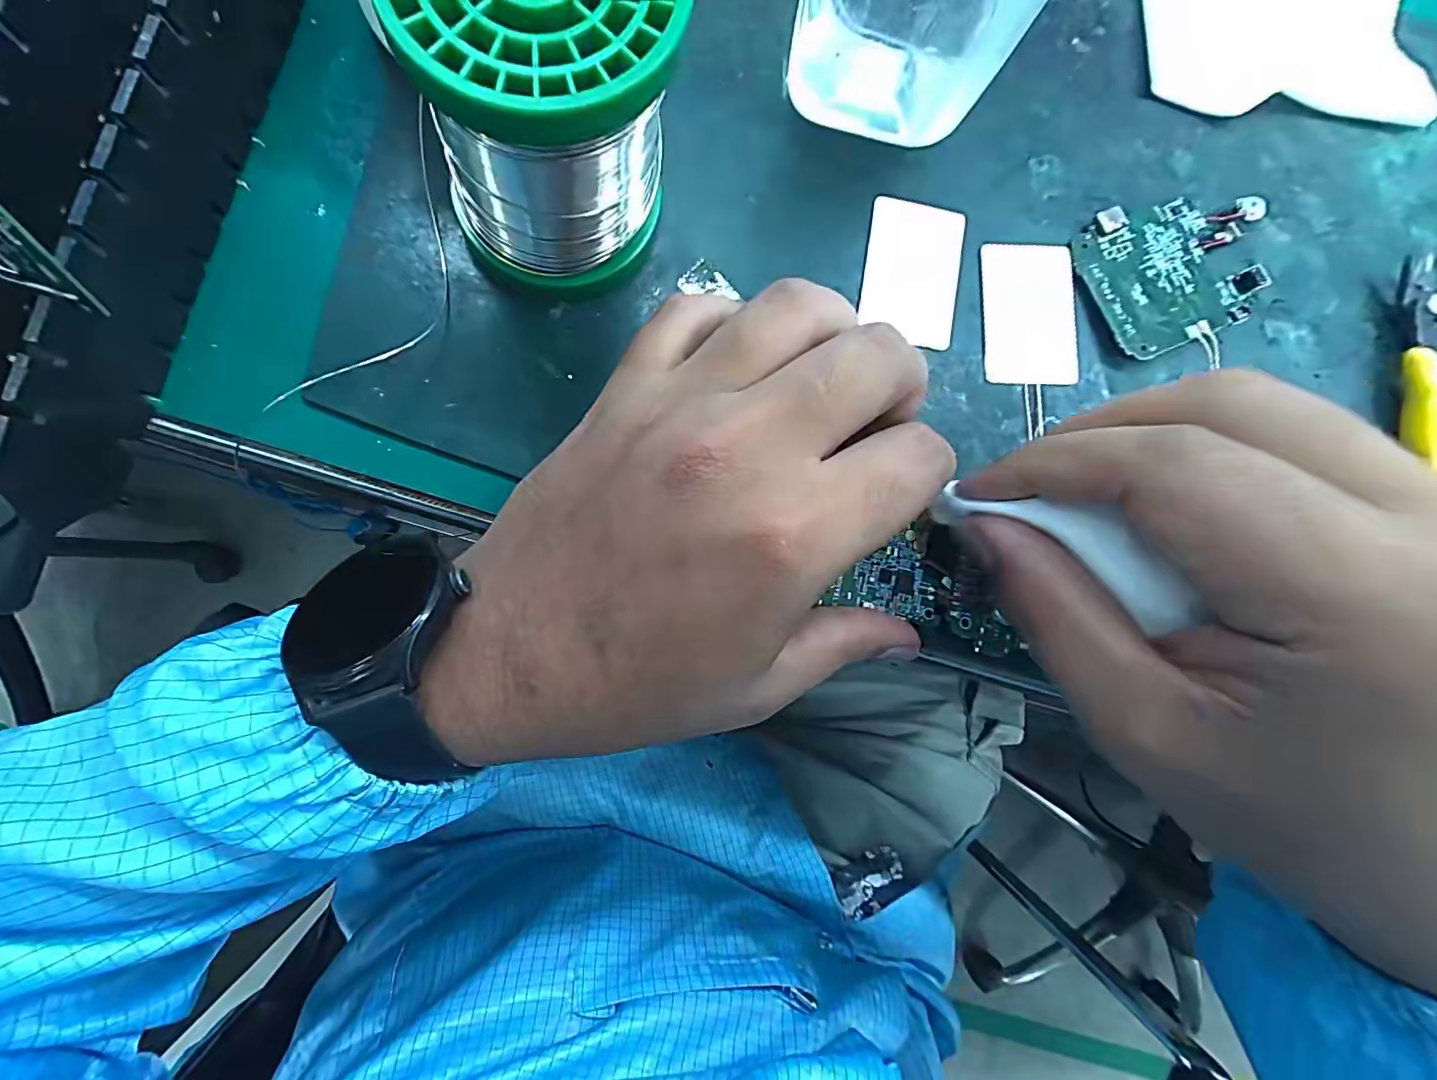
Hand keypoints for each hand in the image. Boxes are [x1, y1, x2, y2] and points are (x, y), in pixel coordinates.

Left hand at [417, 280, 955, 765]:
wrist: (511, 651)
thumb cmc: (635, 684)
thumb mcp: (755, 687)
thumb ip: (844, 643)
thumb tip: (907, 633)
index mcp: (795, 533)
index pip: (919, 454)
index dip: (925, 474)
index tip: (894, 496)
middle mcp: (747, 447)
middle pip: (878, 354)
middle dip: (899, 390)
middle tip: (867, 432)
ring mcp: (678, 404)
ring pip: (796, 306)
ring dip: (831, 336)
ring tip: (812, 384)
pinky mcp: (623, 389)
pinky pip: (693, 307)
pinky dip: (730, 321)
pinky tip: (730, 368)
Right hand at [964, 371, 1436, 1018]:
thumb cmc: (1280, 819)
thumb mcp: (1134, 726)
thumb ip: (1052, 609)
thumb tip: (986, 520)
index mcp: (1376, 602)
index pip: (1181, 468)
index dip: (1059, 463)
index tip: (982, 490)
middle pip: (1235, 406)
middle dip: (1101, 433)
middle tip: (1028, 485)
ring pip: (1273, 410)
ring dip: (1150, 436)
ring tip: (1084, 493)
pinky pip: (1307, 443)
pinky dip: (1207, 456)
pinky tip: (1165, 510)